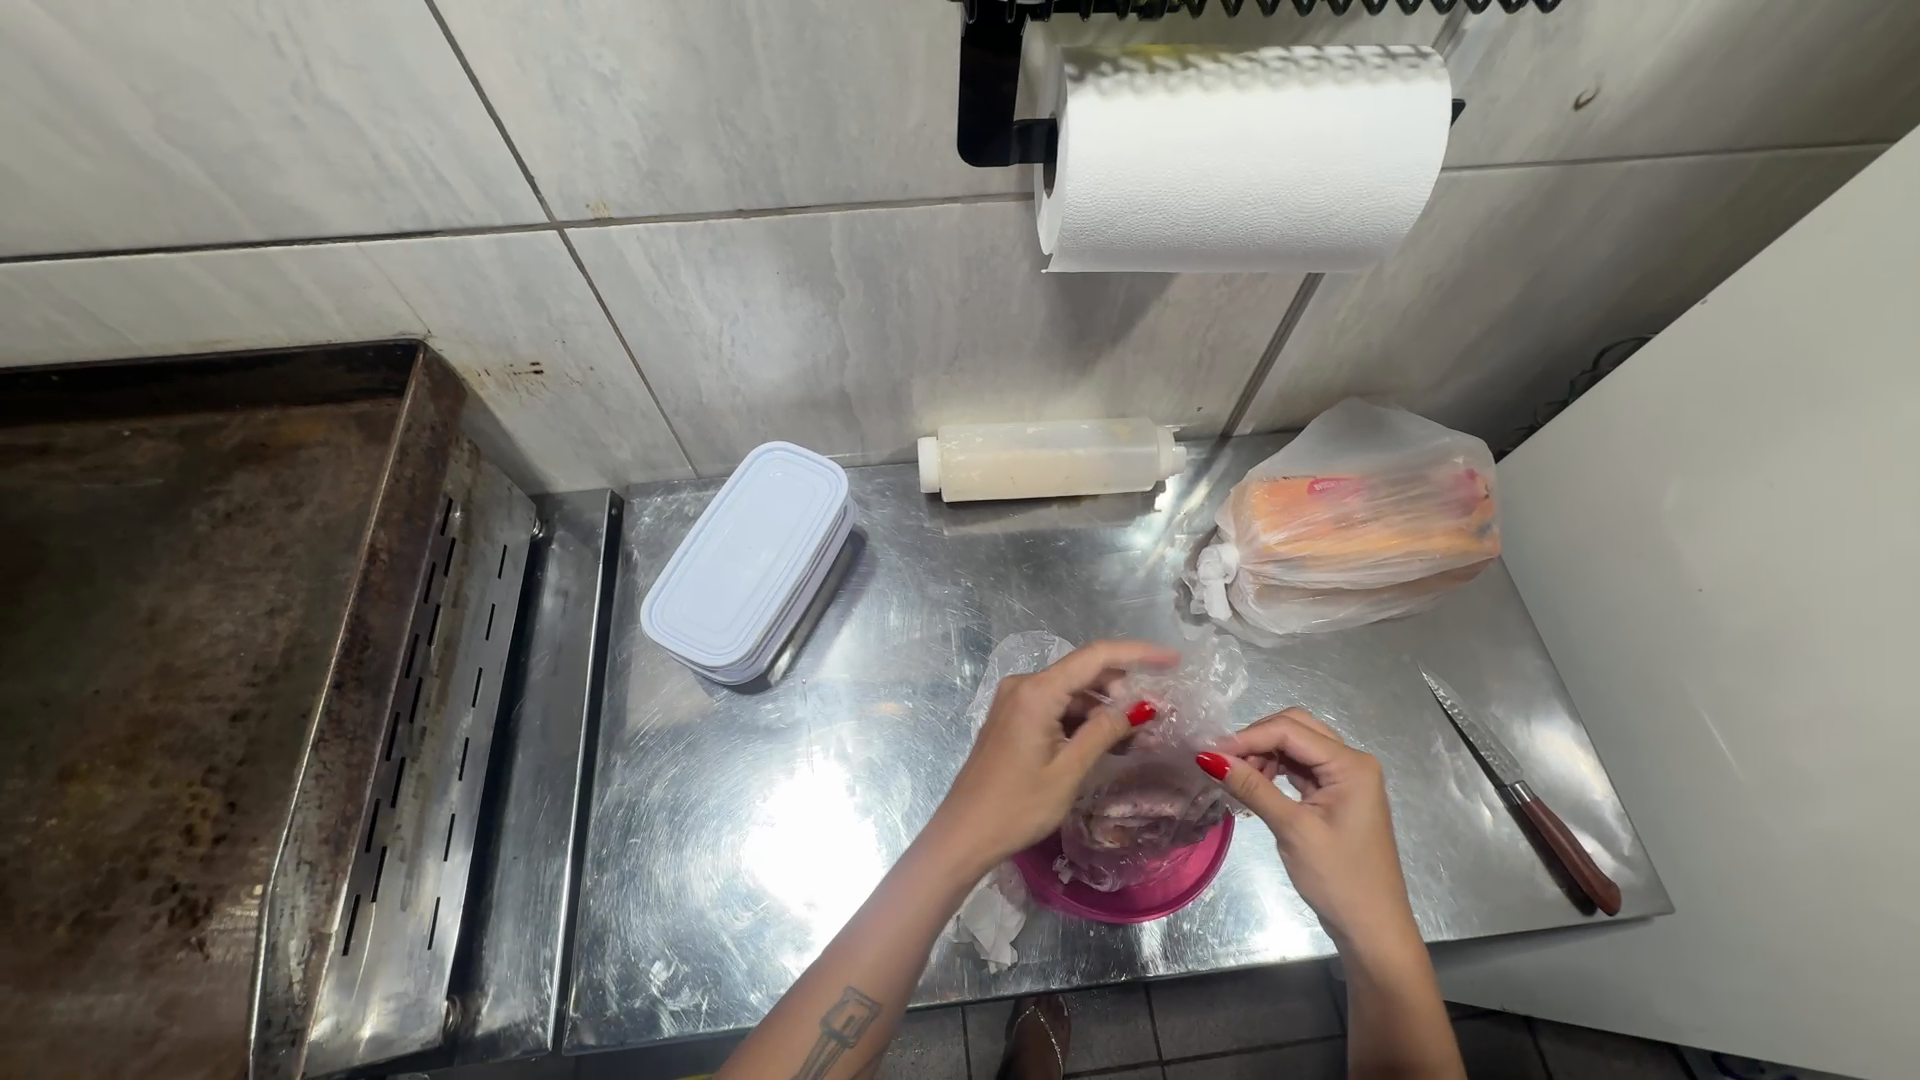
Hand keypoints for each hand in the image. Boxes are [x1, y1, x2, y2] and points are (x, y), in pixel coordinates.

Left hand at [928, 640, 1179, 877]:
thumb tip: (1141, 706)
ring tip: (1140, 738)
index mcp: (1036, 691)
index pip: (1095, 656)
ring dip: (1105, 711)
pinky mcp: (1014, 719)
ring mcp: (1016, 701)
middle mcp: (1024, 685)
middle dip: (1124, 691)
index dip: (1137, 653)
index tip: (1174, 659)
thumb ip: (1105, 732)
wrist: (964, 834)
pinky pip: (1057, 709)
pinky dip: (1084, 722)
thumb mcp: (1069, 770)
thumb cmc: (1017, 806)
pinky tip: (1109, 743)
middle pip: (1084, 673)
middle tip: (1159, 717)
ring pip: (1072, 694)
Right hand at [1195, 708, 1418, 952]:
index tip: (1210, 753)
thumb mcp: (1292, 829)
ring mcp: (1344, 778)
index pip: (1289, 731)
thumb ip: (1252, 787)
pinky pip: (1298, 767)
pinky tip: (1254, 788)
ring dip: (1263, 755)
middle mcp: (1351, 762)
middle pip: (1294, 728)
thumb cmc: (1339, 879)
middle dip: (1256, 741)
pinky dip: (1273, 771)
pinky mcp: (1334, 794)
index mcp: (1351, 765)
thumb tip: (1207, 756)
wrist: (1372, 929)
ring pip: (1294, 746)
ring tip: (1238, 781)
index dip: (1247, 737)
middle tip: (1223, 763)